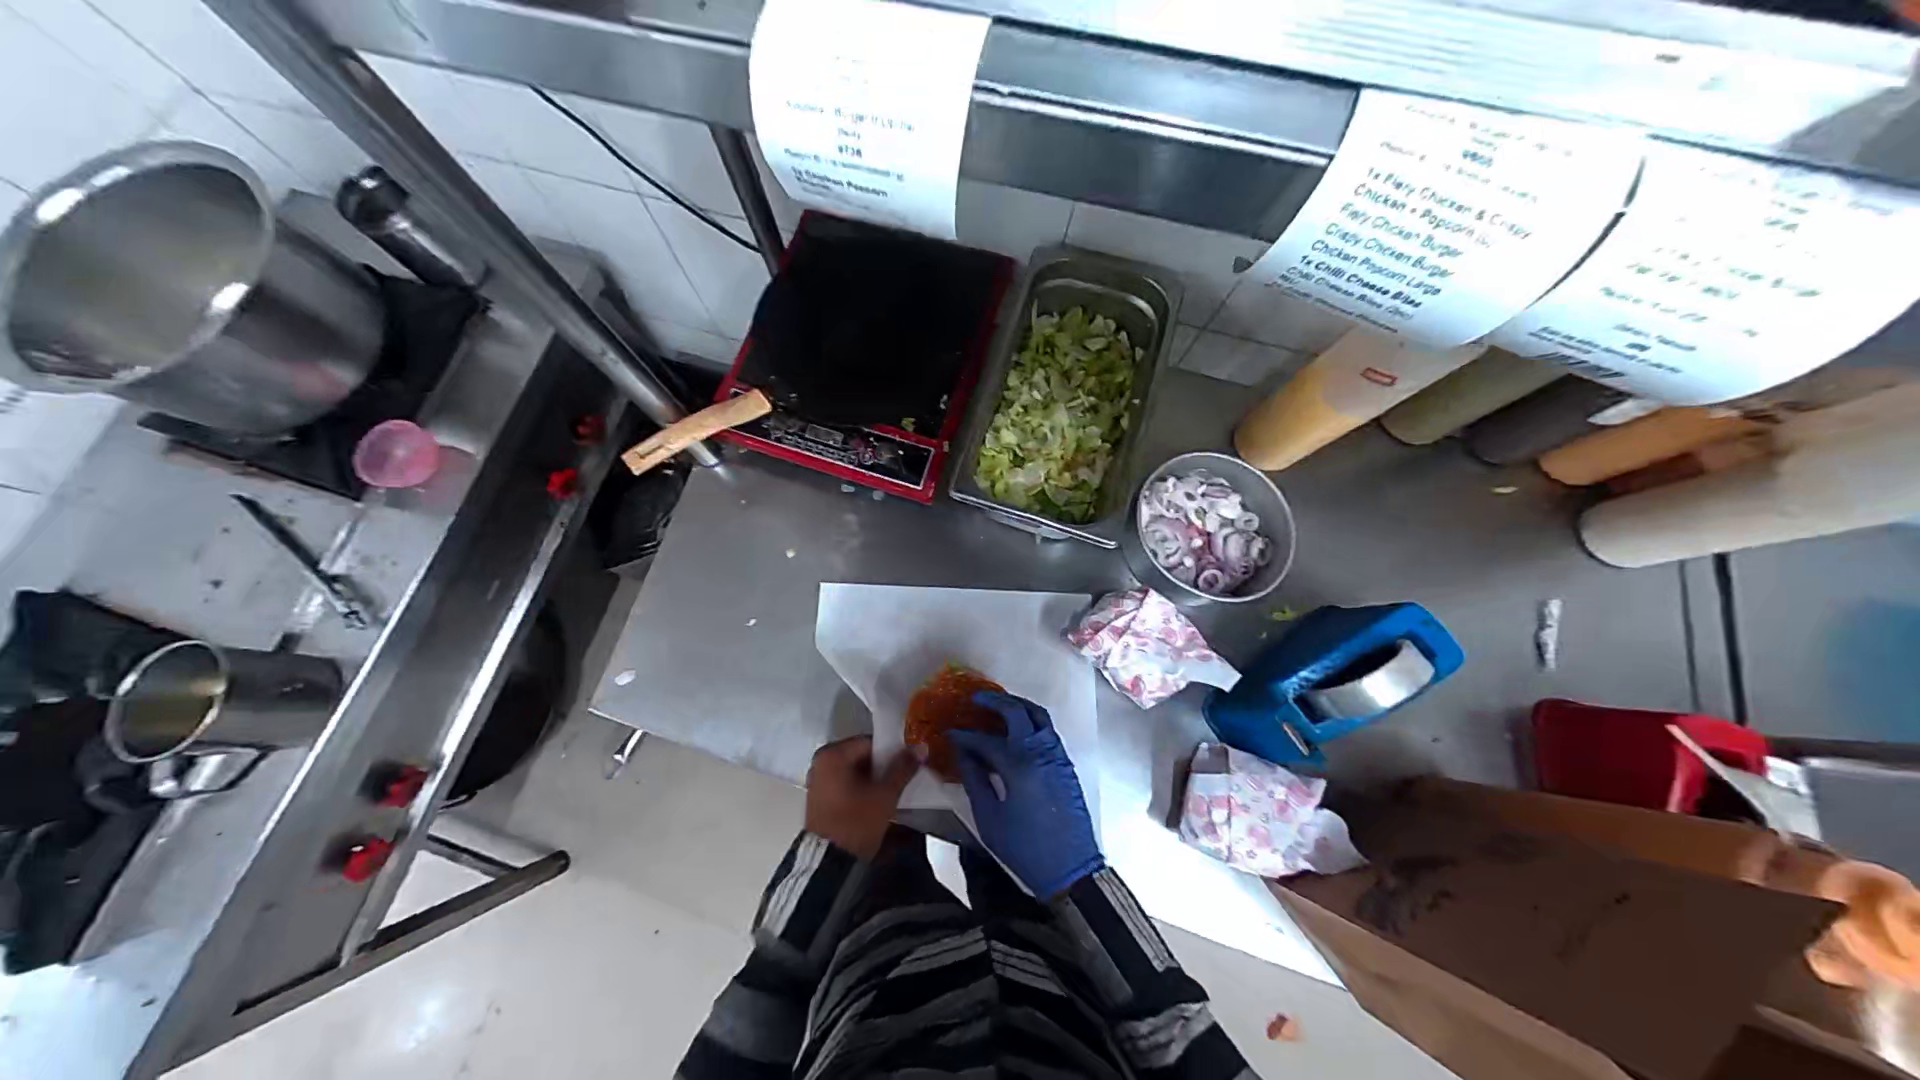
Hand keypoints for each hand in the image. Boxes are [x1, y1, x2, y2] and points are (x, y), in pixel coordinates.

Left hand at [804, 735, 920, 857]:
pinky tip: (878, 799)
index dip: (893, 751)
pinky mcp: (820, 798)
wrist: (831, 866)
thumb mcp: (885, 795)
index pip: (870, 742)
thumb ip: (903, 768)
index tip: (909, 762)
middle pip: (861, 756)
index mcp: (832, 754)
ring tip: (895, 788)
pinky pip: (846, 783)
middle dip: (883, 766)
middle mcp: (821, 762)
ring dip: (874, 778)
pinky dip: (862, 788)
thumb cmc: (856, 823)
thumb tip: (920, 748)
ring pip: (855, 771)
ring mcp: (818, 781)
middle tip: (905, 776)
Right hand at [948, 691, 1103, 898]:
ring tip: (997, 707)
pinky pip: (1047, 730)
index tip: (950, 733)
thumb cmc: (1024, 848)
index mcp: (1019, 765)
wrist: (1071, 868)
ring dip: (1017, 706)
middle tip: (976, 700)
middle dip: (995, 702)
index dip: (965, 736)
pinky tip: (1017, 730)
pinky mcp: (1066, 763)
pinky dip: (1031, 720)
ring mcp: (1057, 755)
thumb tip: (963, 753)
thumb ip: (975, 780)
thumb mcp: (990, 818)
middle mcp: (1041, 751)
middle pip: (1018, 711)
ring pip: (1038, 716)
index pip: (986, 740)